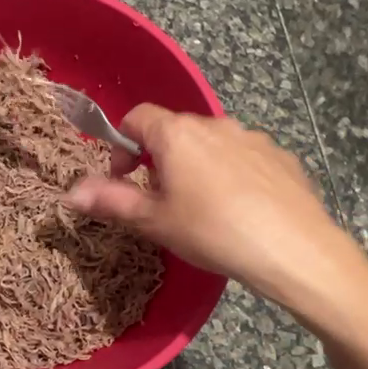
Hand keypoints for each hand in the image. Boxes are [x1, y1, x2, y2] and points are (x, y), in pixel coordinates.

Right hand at [63, 104, 367, 315]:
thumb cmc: (212, 231)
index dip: (121, 145)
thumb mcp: (152, 221)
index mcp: (176, 134)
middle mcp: (214, 125)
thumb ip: (110, 201)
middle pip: (173, 131)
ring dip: (195, 166)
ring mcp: (252, 138)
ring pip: (210, 144)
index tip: (123, 178)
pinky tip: (239, 210)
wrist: (296, 250)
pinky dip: (231, 175)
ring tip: (200, 208)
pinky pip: (243, 158)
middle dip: (158, 159)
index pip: (136, 118)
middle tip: (159, 200)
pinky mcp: (282, 157)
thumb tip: (71, 192)